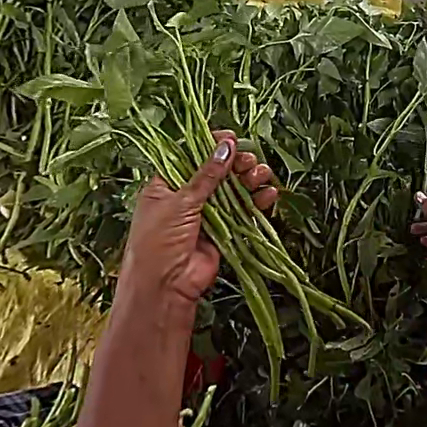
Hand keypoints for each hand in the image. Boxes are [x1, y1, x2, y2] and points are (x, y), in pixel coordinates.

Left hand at [120, 130, 277, 312]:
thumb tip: (226, 145)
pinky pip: (245, 209)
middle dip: (236, 163)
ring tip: (260, 176)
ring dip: (250, 179)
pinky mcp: (226, 229)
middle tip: (248, 161)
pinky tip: (268, 194)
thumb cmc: (158, 243)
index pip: (191, 156)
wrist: (165, 288)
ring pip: (235, 188)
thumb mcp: (179, 202)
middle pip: (218, 170)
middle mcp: (187, 196)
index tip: (231, 138)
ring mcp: (208, 213)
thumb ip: (206, 174)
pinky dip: (258, 200)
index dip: (211, 145)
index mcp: (166, 185)